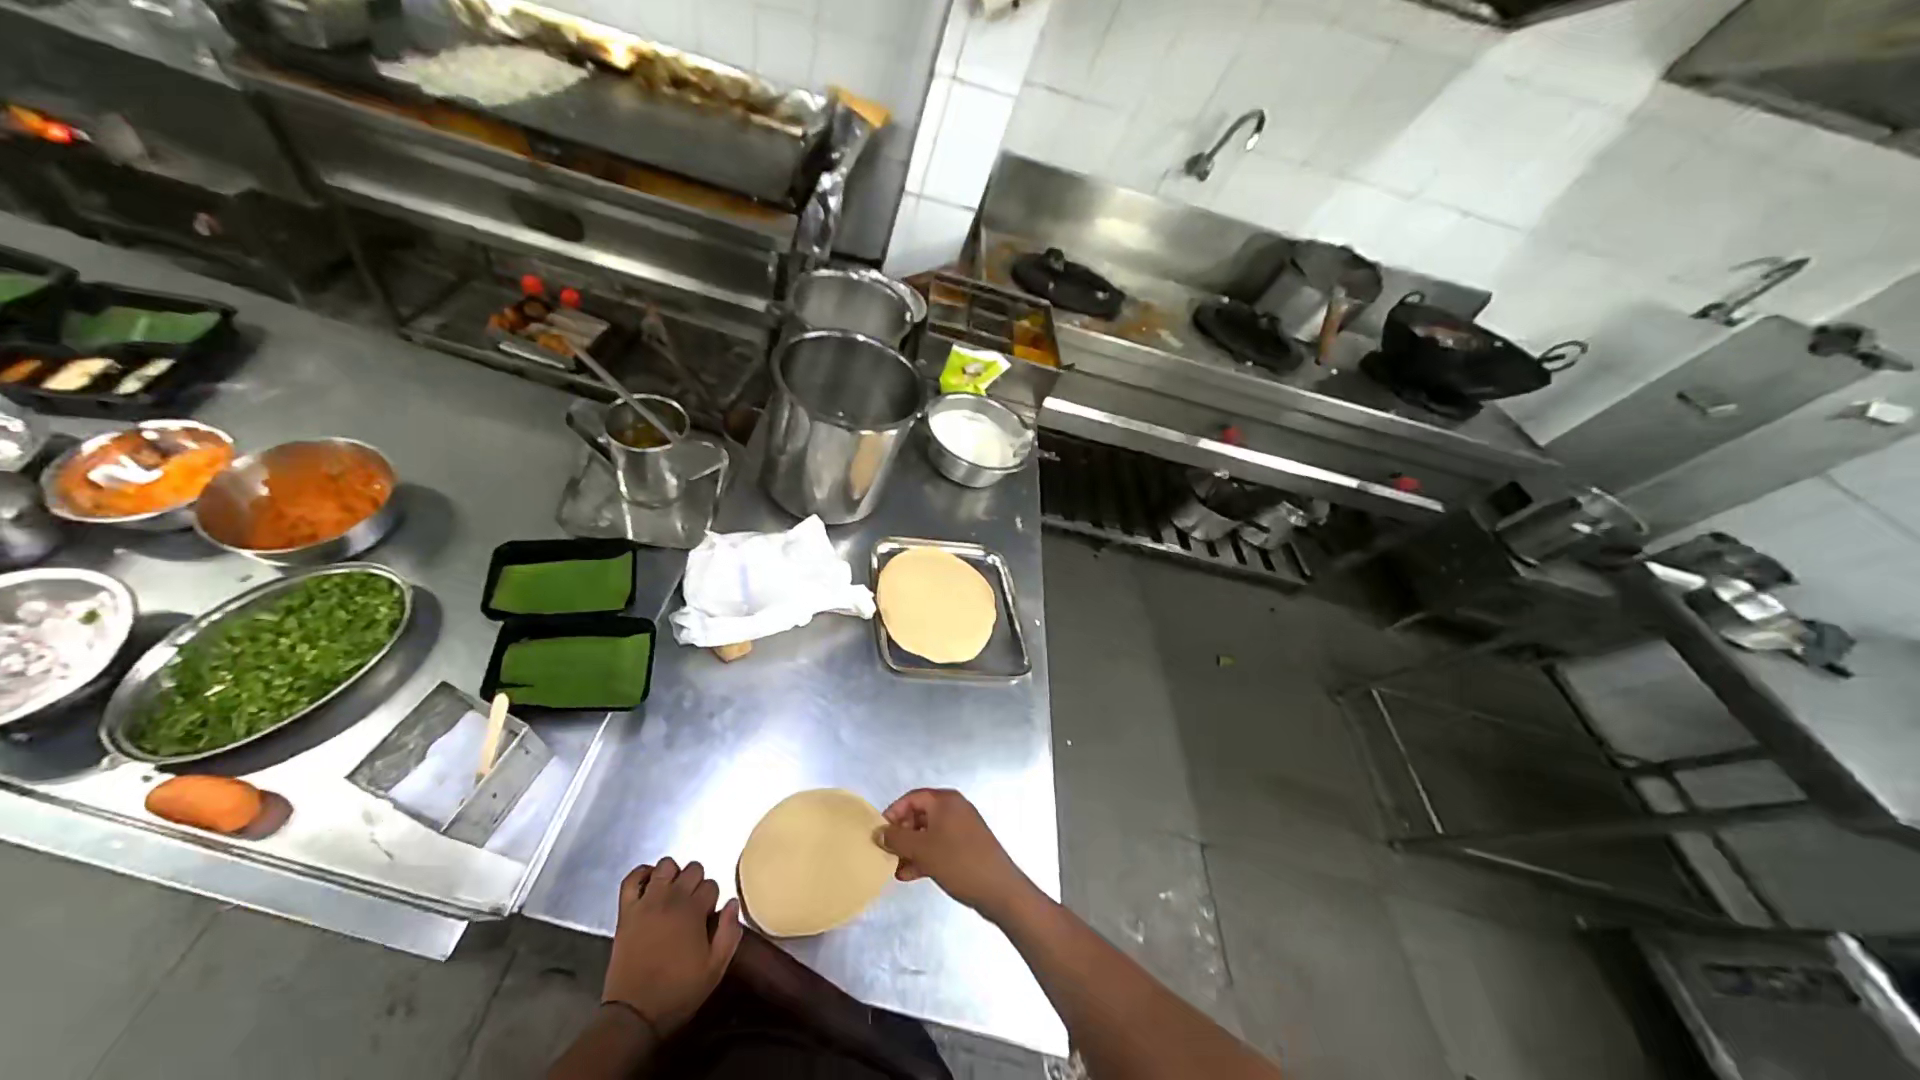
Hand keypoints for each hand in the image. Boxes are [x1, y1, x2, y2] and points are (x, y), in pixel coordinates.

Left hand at [603, 858, 742, 1035]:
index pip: (711, 885)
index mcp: (693, 911)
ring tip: (673, 894)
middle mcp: (671, 899)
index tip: (708, 918)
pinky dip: (642, 875)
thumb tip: (732, 903)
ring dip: (674, 875)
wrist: (634, 1015)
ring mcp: (646, 903)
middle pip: (692, 869)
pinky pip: (631, 879)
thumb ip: (730, 932)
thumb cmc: (679, 991)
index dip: (712, 900)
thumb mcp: (716, 968)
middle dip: (697, 883)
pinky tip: (650, 884)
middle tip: (693, 906)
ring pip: (665, 866)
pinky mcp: (626, 912)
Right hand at [878, 789, 1035, 918]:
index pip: (911, 798)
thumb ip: (896, 838)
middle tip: (887, 852)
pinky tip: (910, 875)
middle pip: (919, 815)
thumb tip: (879, 832)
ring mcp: (962, 828)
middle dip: (901, 835)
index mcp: (945, 801)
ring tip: (895, 868)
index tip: (880, 833)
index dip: (893, 813)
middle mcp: (954, 809)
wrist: (998, 889)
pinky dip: (924, 857)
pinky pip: (939, 846)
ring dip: (910, 849)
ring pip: (928, 834)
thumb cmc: (958, 861)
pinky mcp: (966, 847)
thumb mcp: (922, 849)